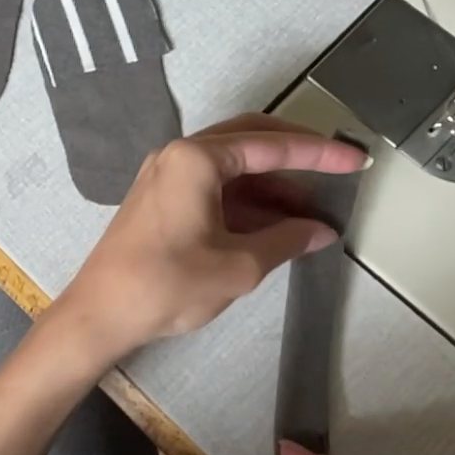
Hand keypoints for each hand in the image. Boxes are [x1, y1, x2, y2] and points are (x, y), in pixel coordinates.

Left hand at [50, 114, 367, 361]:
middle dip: (294, 156)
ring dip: (270, 183)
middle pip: (249, 140)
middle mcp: (178, 155)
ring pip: (230, 165)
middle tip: (335, 171)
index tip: (356, 160)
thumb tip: (320, 231)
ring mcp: (165, 175)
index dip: (319, 154)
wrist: (99, 314)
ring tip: (310, 211)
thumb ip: (286, 240)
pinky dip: (245, 199)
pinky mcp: (159, 199)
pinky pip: (212, 185)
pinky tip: (273, 223)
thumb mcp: (238, 266)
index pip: (270, 145)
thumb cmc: (166, 286)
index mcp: (197, 159)